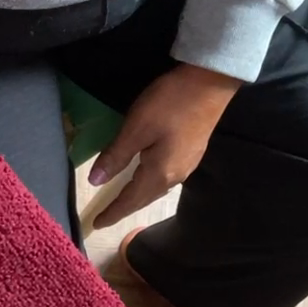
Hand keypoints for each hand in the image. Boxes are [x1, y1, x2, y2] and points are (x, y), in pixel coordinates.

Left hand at [85, 63, 241, 228]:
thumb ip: (115, 156)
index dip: (112, 212)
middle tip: (106, 217)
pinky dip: (149, 186)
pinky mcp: (192, 154)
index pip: (129, 200)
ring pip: (155, 191)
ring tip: (123, 202)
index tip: (96, 224)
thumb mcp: (136, 128)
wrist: (212, 82)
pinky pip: (165, 180)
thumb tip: (95, 181)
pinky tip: (146, 181)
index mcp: (159, 174)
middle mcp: (174, 177)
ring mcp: (186, 166)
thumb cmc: (170, 103)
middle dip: (124, 209)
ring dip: (138, 199)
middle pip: (144, 199)